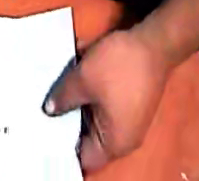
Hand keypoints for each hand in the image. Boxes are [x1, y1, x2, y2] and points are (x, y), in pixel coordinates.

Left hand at [43, 28, 173, 172]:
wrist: (154, 41)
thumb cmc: (120, 67)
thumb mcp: (84, 79)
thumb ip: (64, 97)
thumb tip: (49, 110)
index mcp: (113, 143)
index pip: (82, 157)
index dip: (62, 145)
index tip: (44, 129)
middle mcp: (123, 137)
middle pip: (88, 134)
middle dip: (68, 115)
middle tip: (45, 102)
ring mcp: (128, 116)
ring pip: (95, 111)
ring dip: (79, 94)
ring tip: (58, 79)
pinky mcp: (130, 97)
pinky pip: (105, 97)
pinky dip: (92, 84)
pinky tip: (78, 63)